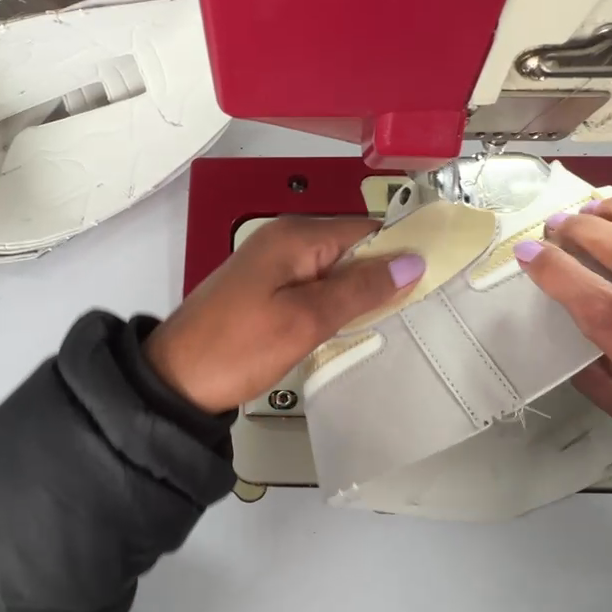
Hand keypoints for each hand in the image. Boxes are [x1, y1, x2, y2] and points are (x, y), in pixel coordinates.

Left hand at [145, 217, 424, 413]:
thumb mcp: (304, 320)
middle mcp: (283, 240)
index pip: (366, 229)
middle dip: (382, 274)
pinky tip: (348, 326)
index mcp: (294, 236)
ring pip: (334, 269)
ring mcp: (272, 264)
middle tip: (416, 309)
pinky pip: (314, 285)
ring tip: (389, 321)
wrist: (175, 381)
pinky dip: (334, 303)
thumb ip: (359, 289)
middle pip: (351, 247)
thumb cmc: (235, 349)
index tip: (436, 277)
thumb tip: (409, 262)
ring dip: (359, 292)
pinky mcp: (265, 289)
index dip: (400, 251)